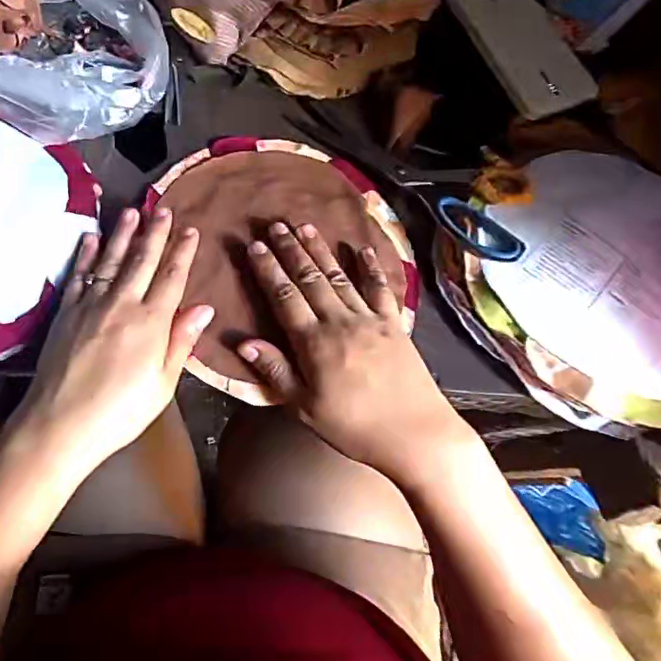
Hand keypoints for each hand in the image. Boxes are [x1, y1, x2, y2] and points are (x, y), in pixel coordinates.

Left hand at [9, 207, 211, 472]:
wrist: (59, 424)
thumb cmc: (120, 412)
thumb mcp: (162, 384)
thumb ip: (181, 341)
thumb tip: (203, 307)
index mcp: (152, 323)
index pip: (172, 278)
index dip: (183, 252)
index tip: (191, 230)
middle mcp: (122, 304)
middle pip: (143, 261)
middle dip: (156, 233)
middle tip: (164, 209)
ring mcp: (91, 305)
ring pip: (111, 260)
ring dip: (123, 234)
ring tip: (132, 211)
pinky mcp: (66, 312)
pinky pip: (79, 275)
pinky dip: (87, 254)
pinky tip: (92, 238)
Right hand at [238, 221, 472, 482]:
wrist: (417, 436)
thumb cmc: (354, 428)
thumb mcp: (305, 408)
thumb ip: (276, 372)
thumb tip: (243, 342)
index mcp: (315, 344)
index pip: (285, 297)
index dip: (268, 270)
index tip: (255, 246)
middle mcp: (341, 322)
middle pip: (310, 279)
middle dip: (291, 250)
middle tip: (276, 224)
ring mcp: (370, 320)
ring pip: (340, 277)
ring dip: (321, 250)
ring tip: (305, 226)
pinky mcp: (394, 325)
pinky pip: (380, 289)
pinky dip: (370, 268)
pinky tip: (362, 250)